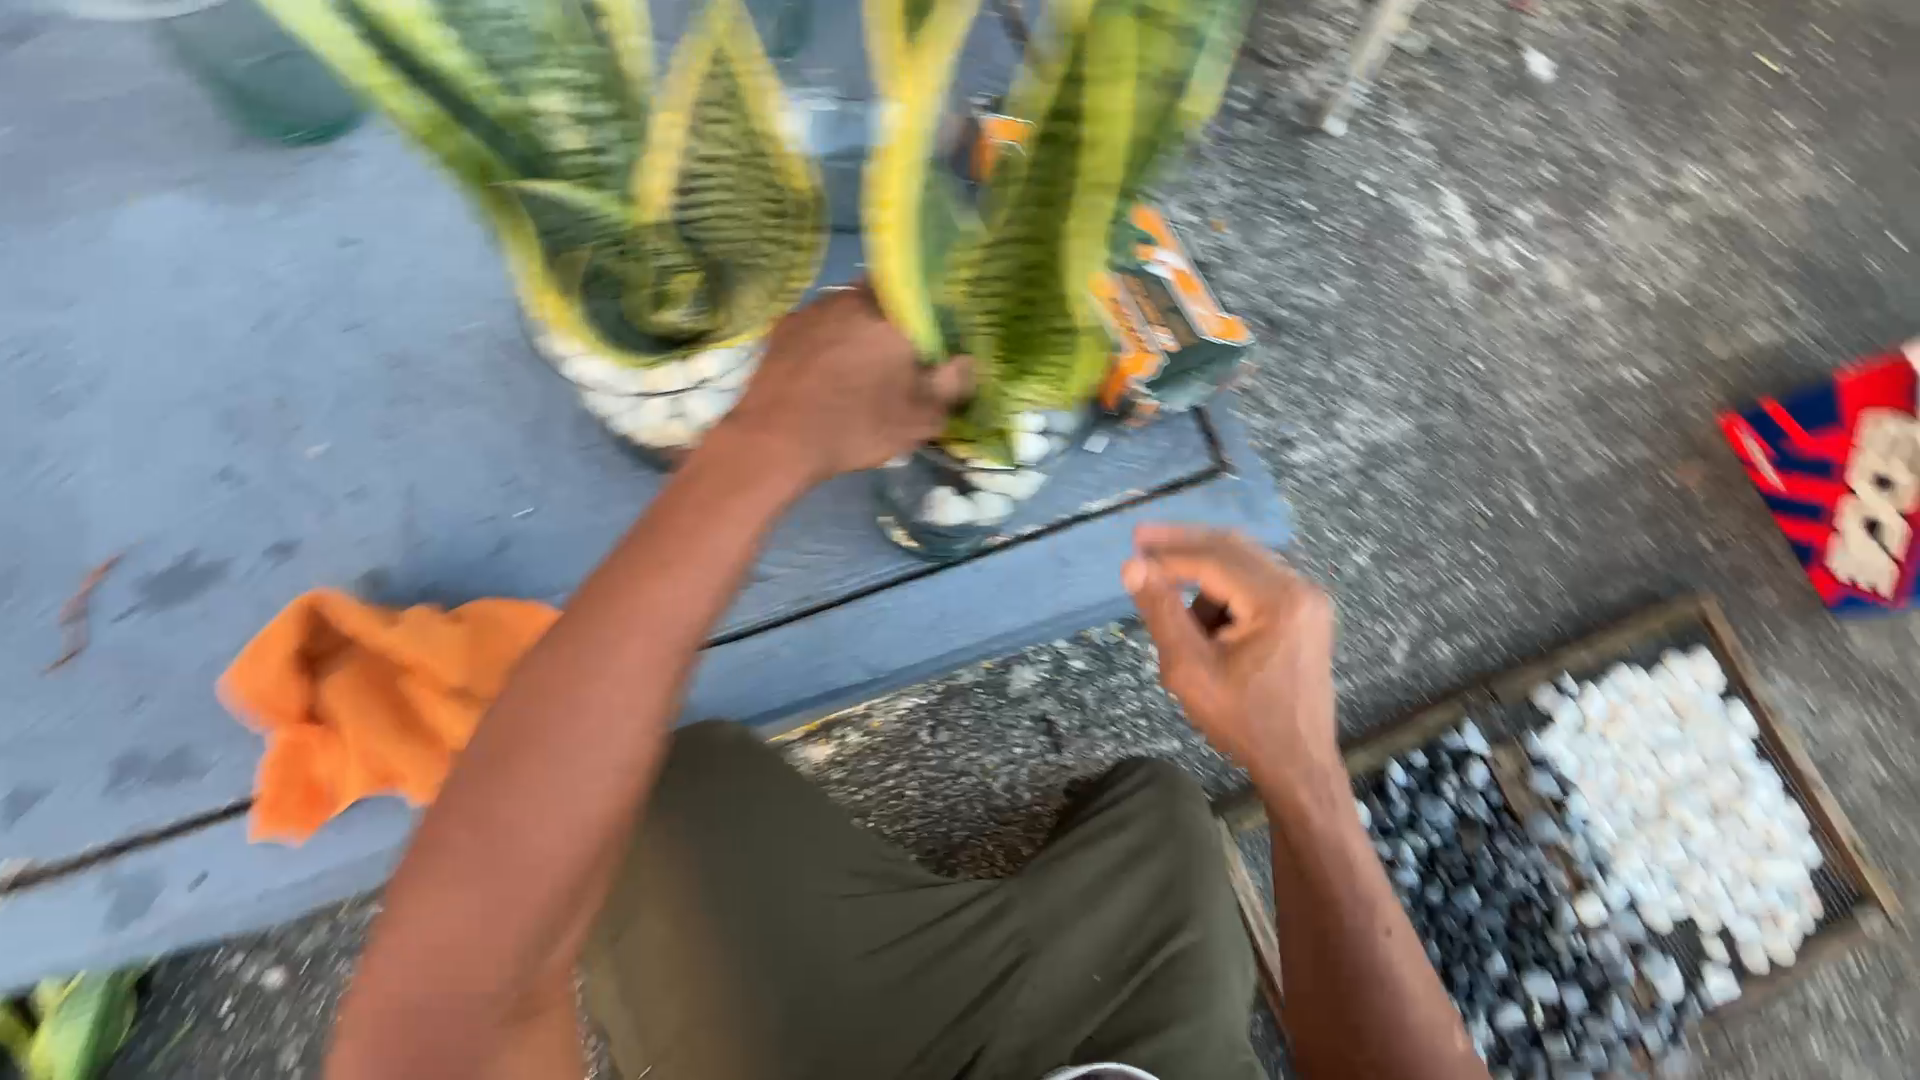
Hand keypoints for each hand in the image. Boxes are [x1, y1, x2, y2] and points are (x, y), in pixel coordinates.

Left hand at [716, 284, 972, 485]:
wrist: (776, 441)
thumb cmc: (857, 426)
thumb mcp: (921, 419)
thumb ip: (952, 385)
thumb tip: (966, 361)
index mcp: (893, 311)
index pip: (923, 294)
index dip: (929, 318)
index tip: (929, 346)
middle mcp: (851, 297)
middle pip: (882, 301)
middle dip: (890, 326)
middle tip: (894, 364)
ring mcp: (811, 309)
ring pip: (846, 313)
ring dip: (855, 335)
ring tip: (855, 375)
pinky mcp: (781, 329)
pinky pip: (817, 330)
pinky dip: (825, 347)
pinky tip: (823, 379)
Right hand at [1123, 525, 1338, 789]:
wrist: (1297, 763)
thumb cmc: (1243, 722)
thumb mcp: (1190, 669)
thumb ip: (1161, 612)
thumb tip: (1132, 567)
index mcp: (1279, 601)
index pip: (1213, 559)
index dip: (1168, 553)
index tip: (1131, 550)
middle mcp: (1300, 588)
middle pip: (1231, 548)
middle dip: (1183, 545)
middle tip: (1139, 539)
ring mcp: (1307, 600)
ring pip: (1241, 565)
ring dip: (1203, 581)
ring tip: (1182, 629)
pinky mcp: (1304, 613)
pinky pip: (1255, 584)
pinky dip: (1222, 595)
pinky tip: (1207, 632)